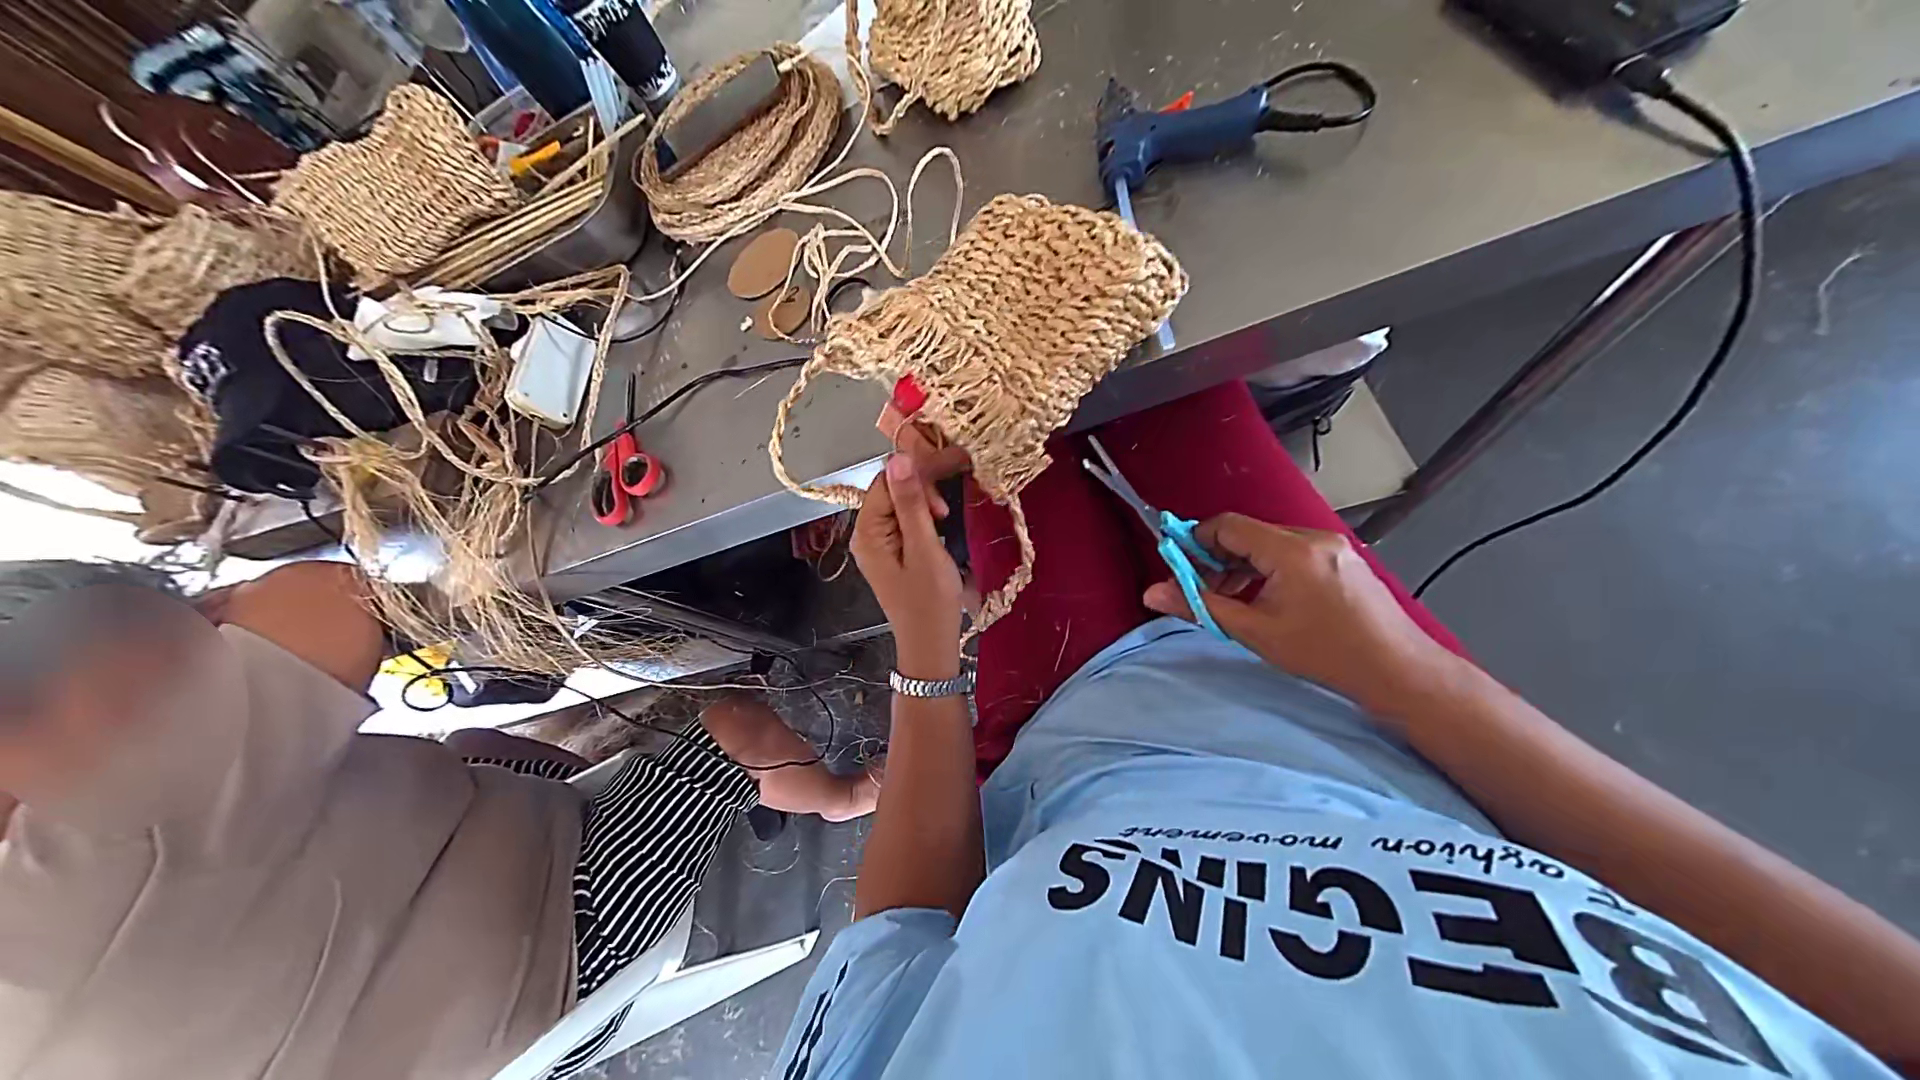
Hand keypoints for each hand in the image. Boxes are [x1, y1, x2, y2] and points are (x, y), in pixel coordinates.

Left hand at [853, 453, 964, 678]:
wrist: (930, 645)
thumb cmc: (929, 603)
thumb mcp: (924, 549)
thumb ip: (911, 503)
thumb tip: (899, 458)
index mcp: (867, 532)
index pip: (887, 480)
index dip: (919, 469)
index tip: (954, 465)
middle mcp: (866, 533)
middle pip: (891, 488)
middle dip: (922, 484)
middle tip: (949, 504)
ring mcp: (879, 542)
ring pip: (900, 502)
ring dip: (925, 499)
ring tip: (945, 516)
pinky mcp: (893, 551)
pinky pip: (904, 519)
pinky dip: (923, 515)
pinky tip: (938, 524)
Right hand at [1144, 515, 1464, 714]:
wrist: (1398, 670)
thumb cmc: (1325, 653)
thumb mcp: (1254, 631)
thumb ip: (1200, 606)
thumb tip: (1152, 593)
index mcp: (1290, 551)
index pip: (1227, 525)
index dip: (1195, 541)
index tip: (1178, 567)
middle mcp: (1311, 537)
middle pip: (1247, 533)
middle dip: (1216, 558)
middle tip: (1201, 590)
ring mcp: (1330, 545)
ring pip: (1268, 543)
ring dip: (1240, 565)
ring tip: (1229, 599)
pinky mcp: (1341, 557)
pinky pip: (1290, 552)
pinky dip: (1266, 568)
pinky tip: (1261, 598)